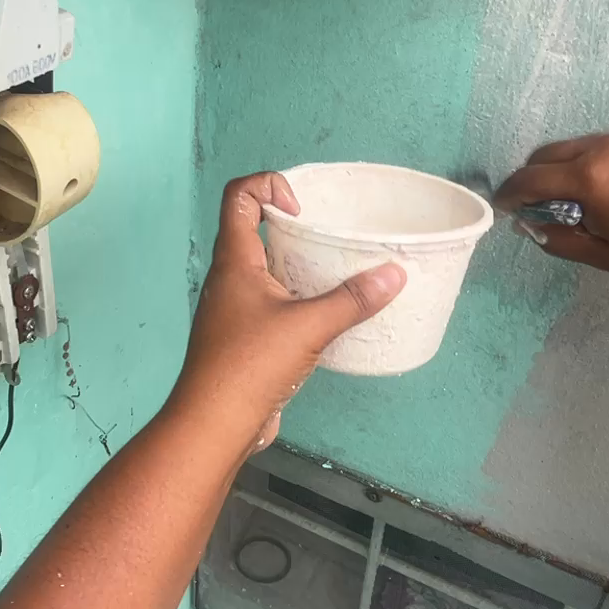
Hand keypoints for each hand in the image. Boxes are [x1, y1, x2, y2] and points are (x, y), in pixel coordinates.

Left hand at [167, 173, 405, 452]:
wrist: (214, 423)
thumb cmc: (251, 364)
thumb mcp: (309, 327)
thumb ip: (352, 300)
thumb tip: (394, 274)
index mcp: (234, 260)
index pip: (239, 196)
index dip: (269, 186)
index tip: (301, 210)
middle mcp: (228, 278)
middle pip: (252, 231)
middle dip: (290, 226)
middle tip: (329, 238)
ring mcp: (232, 309)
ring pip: (262, 271)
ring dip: (294, 266)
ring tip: (334, 274)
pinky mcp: (241, 338)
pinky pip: (269, 304)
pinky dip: (294, 300)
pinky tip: (323, 316)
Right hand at [493, 131, 608, 303]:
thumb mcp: (607, 257)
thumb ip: (559, 239)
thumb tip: (534, 226)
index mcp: (591, 176)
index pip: (530, 179)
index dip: (509, 195)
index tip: (501, 210)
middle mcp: (608, 146)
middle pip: (548, 154)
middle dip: (533, 179)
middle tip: (535, 210)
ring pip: (577, 147)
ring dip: (562, 170)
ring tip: (573, 205)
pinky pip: (605, 147)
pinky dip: (589, 165)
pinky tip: (606, 195)